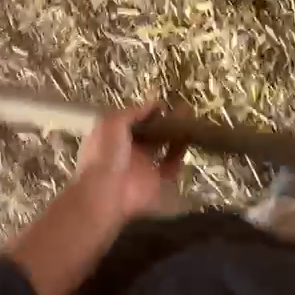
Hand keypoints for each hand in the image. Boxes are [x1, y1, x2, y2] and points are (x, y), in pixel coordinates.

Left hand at [54, 101, 186, 224]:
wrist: (105, 191)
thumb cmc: (104, 153)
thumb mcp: (112, 123)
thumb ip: (132, 112)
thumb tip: (152, 103)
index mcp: (113, 136)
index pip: (133, 121)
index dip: (147, 113)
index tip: (163, 104)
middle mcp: (128, 151)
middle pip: (150, 134)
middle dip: (165, 123)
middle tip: (182, 110)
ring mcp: (142, 167)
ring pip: (163, 148)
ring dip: (176, 136)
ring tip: (190, 121)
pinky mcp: (156, 182)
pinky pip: (171, 167)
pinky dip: (180, 155)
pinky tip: (189, 140)